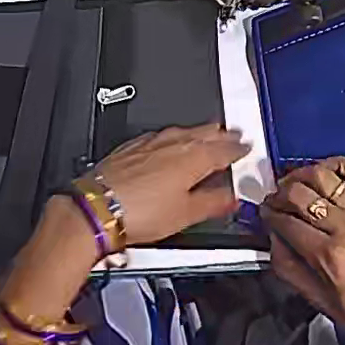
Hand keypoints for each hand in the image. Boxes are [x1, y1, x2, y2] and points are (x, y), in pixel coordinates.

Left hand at [92, 122, 248, 246]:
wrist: (98, 207)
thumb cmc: (139, 211)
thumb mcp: (186, 214)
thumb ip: (213, 202)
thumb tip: (231, 198)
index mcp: (196, 157)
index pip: (225, 148)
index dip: (239, 149)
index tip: (246, 148)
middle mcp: (176, 142)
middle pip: (208, 133)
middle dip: (224, 135)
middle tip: (235, 137)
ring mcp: (154, 141)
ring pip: (186, 130)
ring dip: (202, 132)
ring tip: (209, 135)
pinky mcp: (135, 144)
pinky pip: (163, 134)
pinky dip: (176, 137)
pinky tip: (172, 142)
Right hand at [260, 158, 344, 342]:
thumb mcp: (311, 294)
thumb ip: (285, 262)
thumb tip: (272, 233)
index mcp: (327, 255)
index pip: (287, 221)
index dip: (269, 215)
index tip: (265, 214)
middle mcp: (344, 227)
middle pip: (300, 193)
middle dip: (279, 195)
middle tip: (274, 201)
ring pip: (322, 175)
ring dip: (301, 175)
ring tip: (293, 185)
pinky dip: (336, 164)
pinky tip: (323, 173)